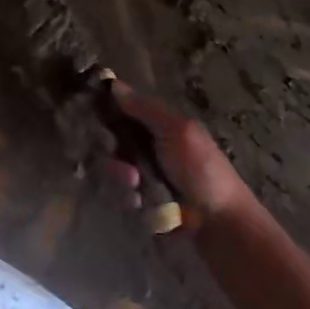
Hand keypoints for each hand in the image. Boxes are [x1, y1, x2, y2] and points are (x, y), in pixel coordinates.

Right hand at [106, 80, 255, 226]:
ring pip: (109, 165)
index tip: (89, 112)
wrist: (221, 224)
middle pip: (108, 138)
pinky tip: (139, 200)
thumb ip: (146, 109)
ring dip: (118, 173)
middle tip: (114, 152)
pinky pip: (116, 192)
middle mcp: (145, 147)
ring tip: (135, 184)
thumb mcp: (179, 131)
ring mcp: (140, 175)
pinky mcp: (137, 200)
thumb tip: (113, 84)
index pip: (120, 109)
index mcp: (158, 126)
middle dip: (108, 146)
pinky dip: (125, 195)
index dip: (103, 110)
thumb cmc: (203, 171)